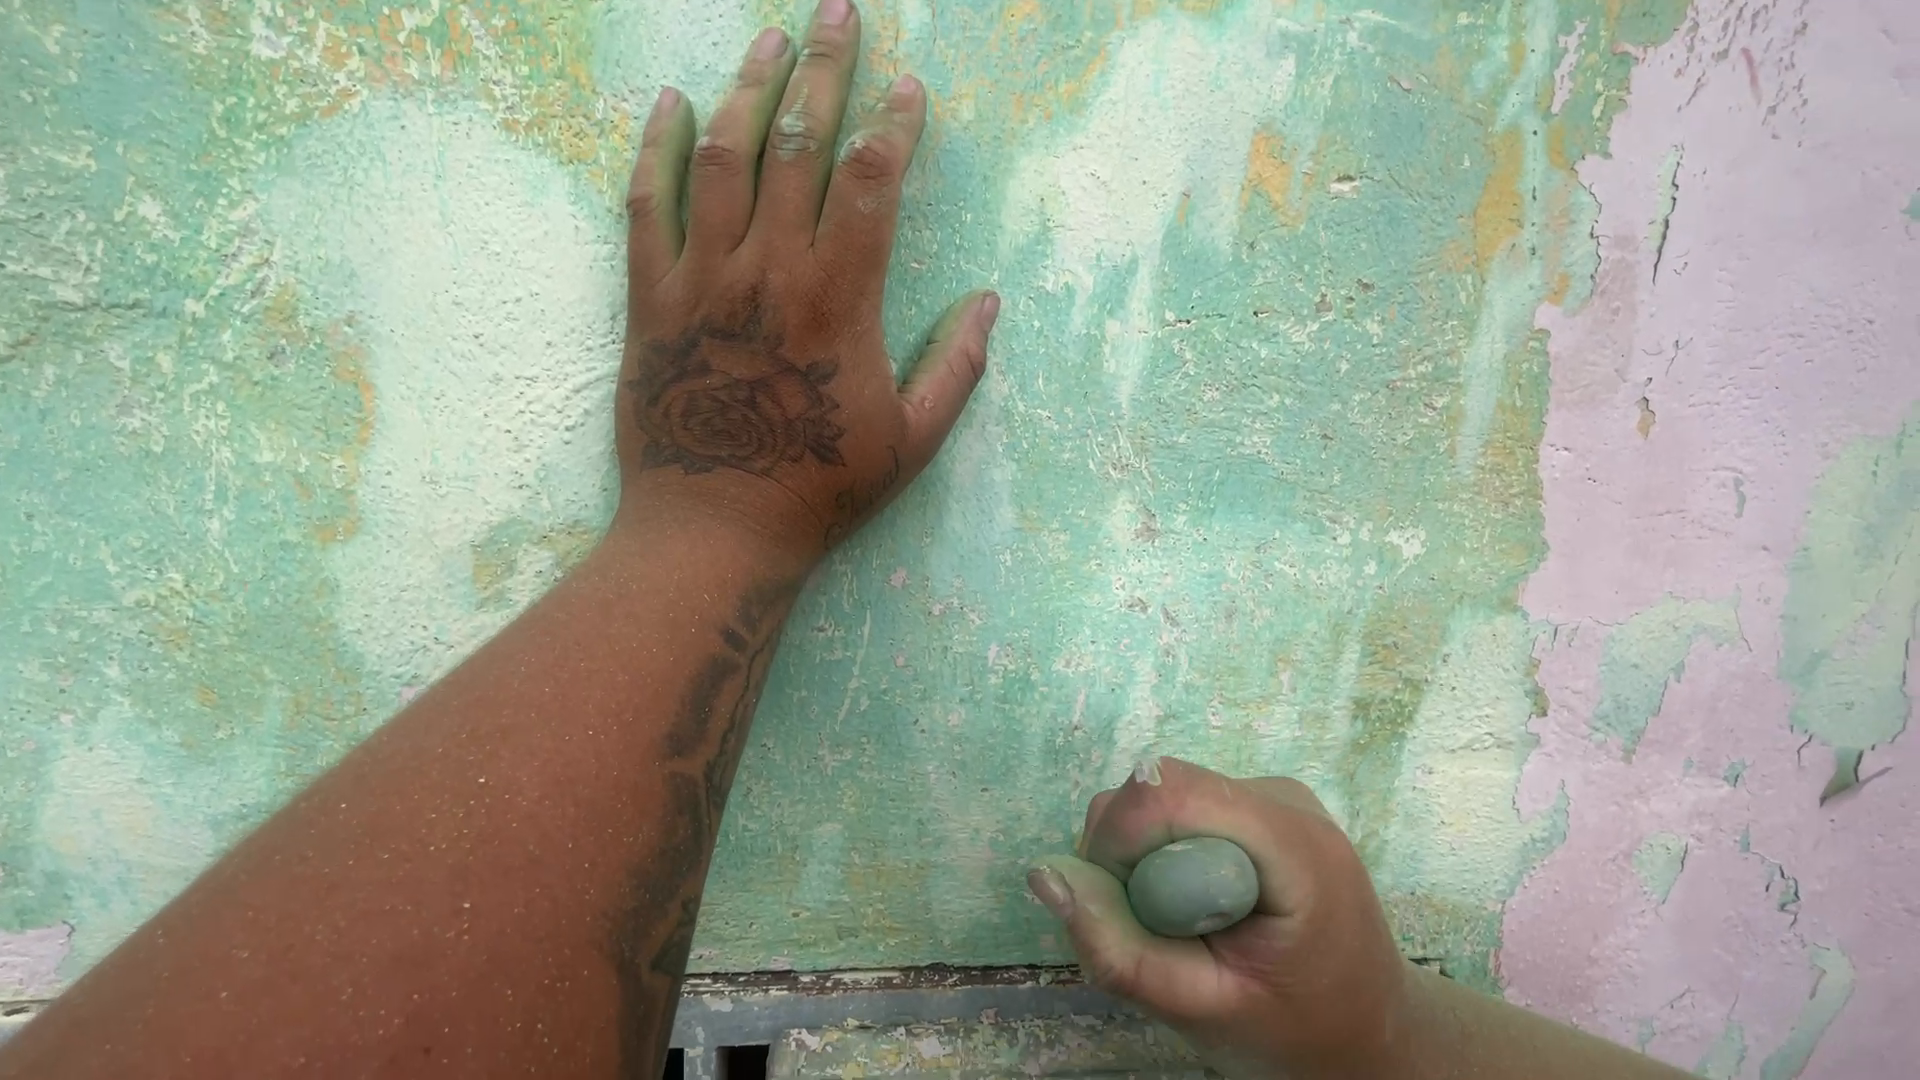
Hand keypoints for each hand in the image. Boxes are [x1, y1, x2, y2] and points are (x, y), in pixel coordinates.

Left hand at [615, 0, 998, 563]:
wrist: (715, 531)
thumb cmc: (820, 491)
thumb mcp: (911, 442)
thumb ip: (956, 370)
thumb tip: (990, 304)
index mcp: (839, 303)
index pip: (869, 183)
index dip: (893, 126)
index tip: (910, 87)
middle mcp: (769, 273)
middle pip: (799, 146)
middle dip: (826, 71)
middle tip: (839, 12)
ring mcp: (701, 280)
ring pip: (722, 158)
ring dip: (750, 89)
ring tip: (771, 38)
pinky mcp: (648, 300)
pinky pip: (645, 205)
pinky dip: (655, 148)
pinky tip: (671, 105)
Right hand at [1027, 757, 1409, 1078]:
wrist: (1372, 1029)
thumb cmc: (1295, 1031)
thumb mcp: (1202, 1012)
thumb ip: (1120, 952)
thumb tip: (1043, 875)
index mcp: (1292, 846)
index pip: (1170, 791)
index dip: (1118, 838)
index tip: (1113, 903)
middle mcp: (1283, 798)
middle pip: (1160, 784)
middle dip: (1123, 848)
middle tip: (1141, 923)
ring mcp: (1274, 793)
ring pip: (1163, 789)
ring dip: (1141, 849)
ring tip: (1172, 917)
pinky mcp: (1259, 801)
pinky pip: (1182, 801)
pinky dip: (1164, 844)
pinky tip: (1192, 896)